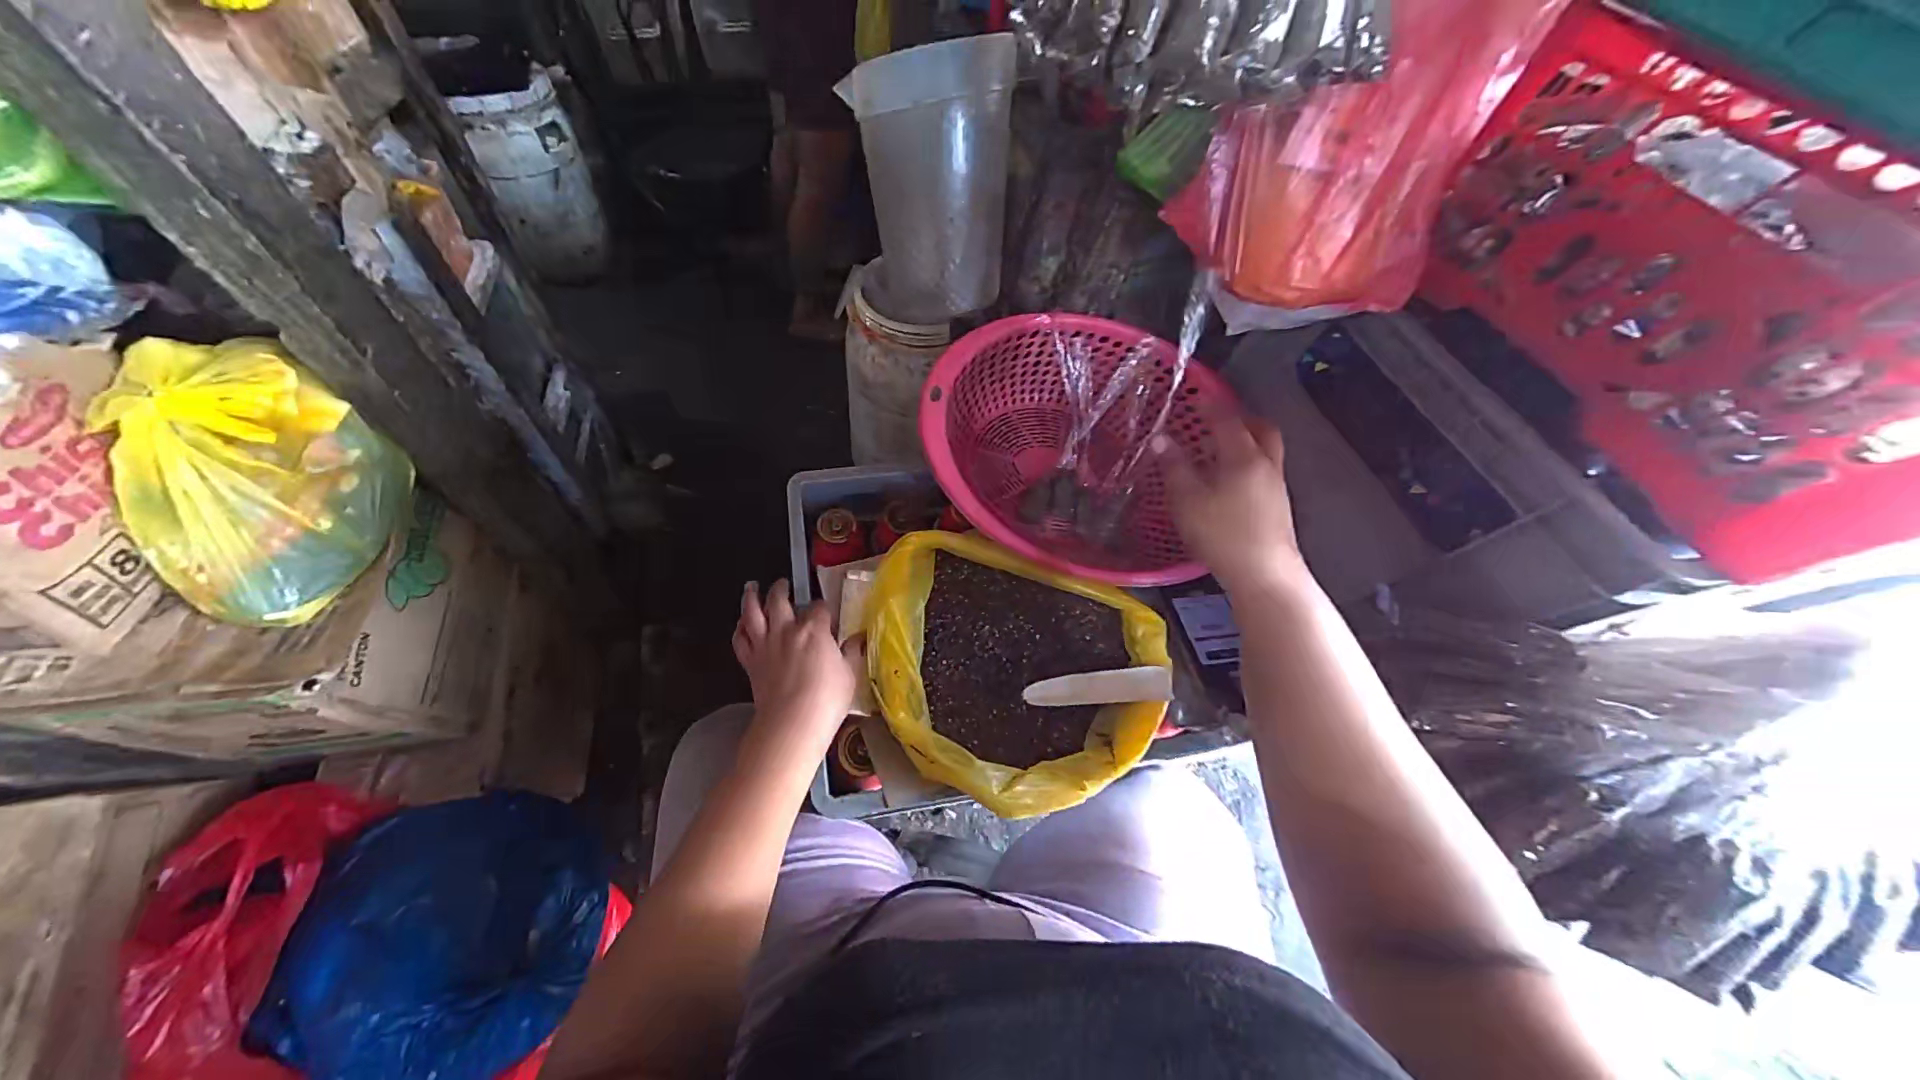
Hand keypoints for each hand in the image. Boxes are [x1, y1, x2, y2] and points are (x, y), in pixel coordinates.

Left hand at [731, 580, 858, 755]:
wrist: (791, 723)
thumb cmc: (827, 699)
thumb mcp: (850, 674)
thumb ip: (851, 653)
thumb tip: (856, 640)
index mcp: (814, 630)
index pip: (819, 607)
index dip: (823, 608)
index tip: (827, 613)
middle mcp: (786, 630)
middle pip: (779, 599)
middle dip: (782, 588)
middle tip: (783, 584)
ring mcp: (765, 645)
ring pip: (752, 612)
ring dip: (751, 596)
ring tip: (751, 586)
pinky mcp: (750, 662)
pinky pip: (740, 639)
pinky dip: (739, 628)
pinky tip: (742, 624)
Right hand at [1157, 413, 1309, 593]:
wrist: (1264, 574)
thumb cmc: (1221, 534)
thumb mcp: (1187, 500)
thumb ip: (1174, 467)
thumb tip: (1161, 439)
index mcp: (1243, 457)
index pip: (1227, 420)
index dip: (1211, 405)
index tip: (1197, 395)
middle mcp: (1266, 464)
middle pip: (1260, 428)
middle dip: (1239, 418)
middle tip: (1217, 418)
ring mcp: (1276, 486)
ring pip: (1265, 450)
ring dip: (1246, 440)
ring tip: (1219, 448)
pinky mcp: (1278, 506)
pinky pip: (1264, 470)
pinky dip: (1248, 463)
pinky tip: (1229, 479)